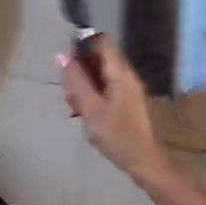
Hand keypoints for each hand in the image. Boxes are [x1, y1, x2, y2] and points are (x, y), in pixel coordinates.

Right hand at [59, 37, 177, 188]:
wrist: (145, 162)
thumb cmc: (118, 135)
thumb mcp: (91, 108)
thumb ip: (76, 81)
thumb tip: (60, 56)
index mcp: (120, 73)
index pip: (102, 42)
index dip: (82, 44)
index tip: (67, 60)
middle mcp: (126, 76)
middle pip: (98, 58)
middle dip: (79, 70)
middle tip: (68, 91)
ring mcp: (127, 88)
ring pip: (99, 74)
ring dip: (83, 85)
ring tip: (74, 107)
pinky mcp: (126, 101)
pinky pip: (105, 87)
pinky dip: (91, 95)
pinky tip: (83, 113)